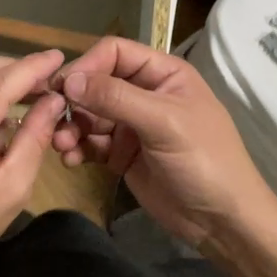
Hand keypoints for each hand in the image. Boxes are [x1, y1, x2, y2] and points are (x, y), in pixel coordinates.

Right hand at [51, 37, 276, 245]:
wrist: (223, 223)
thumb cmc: (205, 162)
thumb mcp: (163, 123)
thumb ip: (115, 97)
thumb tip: (69, 80)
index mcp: (163, 74)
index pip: (114, 52)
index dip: (88, 65)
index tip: (63, 88)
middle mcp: (144, 93)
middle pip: (96, 83)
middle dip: (74, 100)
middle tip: (52, 119)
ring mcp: (132, 125)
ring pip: (89, 114)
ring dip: (71, 126)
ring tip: (61, 146)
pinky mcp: (122, 154)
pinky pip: (91, 142)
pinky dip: (77, 148)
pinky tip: (70, 159)